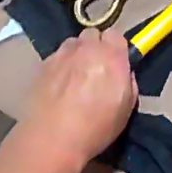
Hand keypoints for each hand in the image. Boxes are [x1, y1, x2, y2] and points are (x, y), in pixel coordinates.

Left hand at [16, 29, 136, 171]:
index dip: (116, 48)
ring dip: (76, 54)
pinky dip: (60, 65)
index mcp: (111, 57)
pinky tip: (58, 85)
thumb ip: (128, 84)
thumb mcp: (126, 110)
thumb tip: (123, 74)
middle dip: (95, 47)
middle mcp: (86, 49)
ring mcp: (62, 55)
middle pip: (92, 34)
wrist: (53, 138)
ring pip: (72, 44)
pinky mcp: (43, 64)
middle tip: (95, 69)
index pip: (116, 34)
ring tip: (75, 77)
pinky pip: (56, 57)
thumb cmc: (96, 128)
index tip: (115, 62)